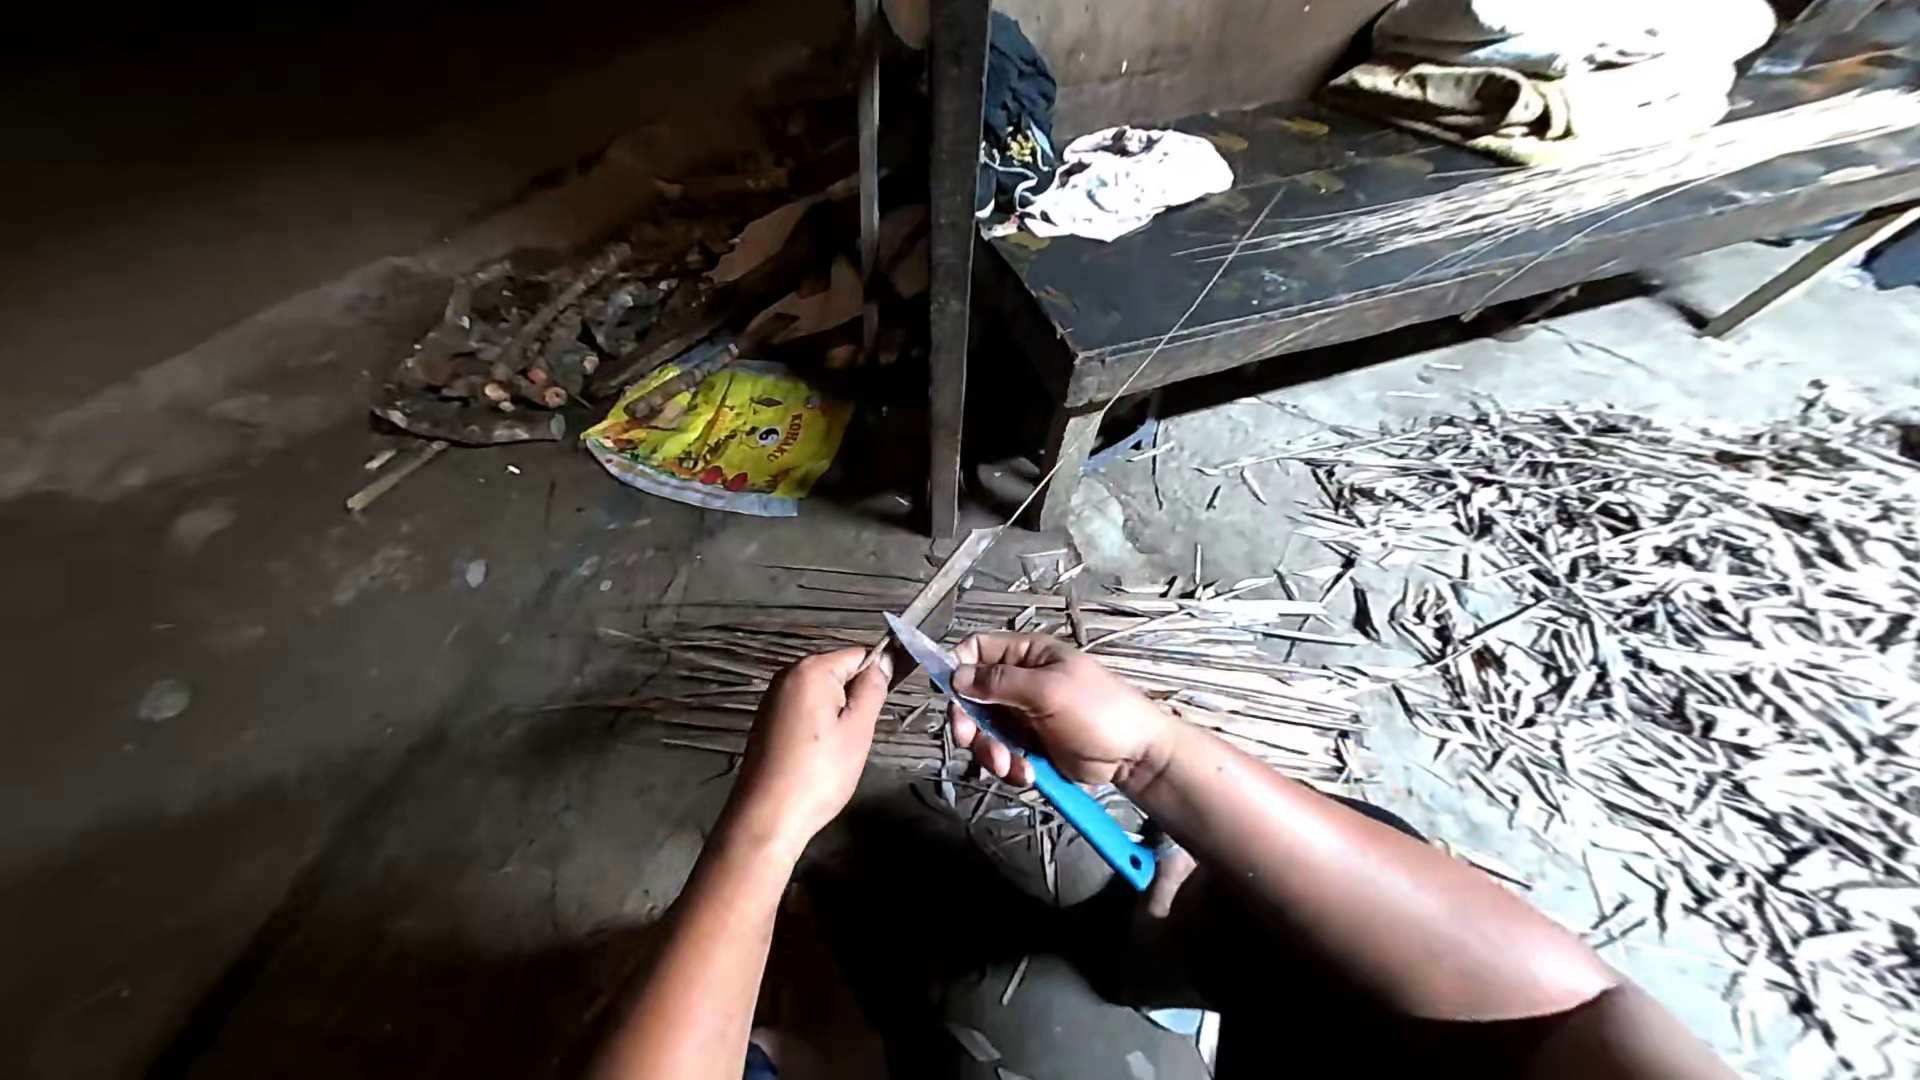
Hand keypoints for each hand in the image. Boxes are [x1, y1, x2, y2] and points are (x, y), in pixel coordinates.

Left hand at [728, 648, 891, 854]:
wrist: (766, 820)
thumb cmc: (818, 773)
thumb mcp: (857, 729)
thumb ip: (873, 688)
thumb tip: (885, 659)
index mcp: (810, 670)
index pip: (859, 655)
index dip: (876, 678)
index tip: (880, 709)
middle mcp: (787, 675)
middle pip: (839, 672)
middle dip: (855, 698)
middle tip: (858, 734)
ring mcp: (774, 698)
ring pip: (824, 694)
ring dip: (838, 714)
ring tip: (838, 748)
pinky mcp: (768, 720)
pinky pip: (805, 709)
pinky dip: (819, 725)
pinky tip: (818, 754)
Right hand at [948, 634, 1176, 790]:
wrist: (1135, 755)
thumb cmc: (1097, 710)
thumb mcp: (1048, 690)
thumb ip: (1000, 682)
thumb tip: (956, 676)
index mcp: (1026, 655)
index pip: (977, 650)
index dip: (958, 668)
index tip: (950, 694)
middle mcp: (1018, 681)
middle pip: (971, 695)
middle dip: (969, 721)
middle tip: (970, 740)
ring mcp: (1022, 714)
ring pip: (983, 729)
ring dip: (989, 750)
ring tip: (1010, 766)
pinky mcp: (1027, 744)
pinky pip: (1001, 751)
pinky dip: (1007, 765)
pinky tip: (1027, 774)